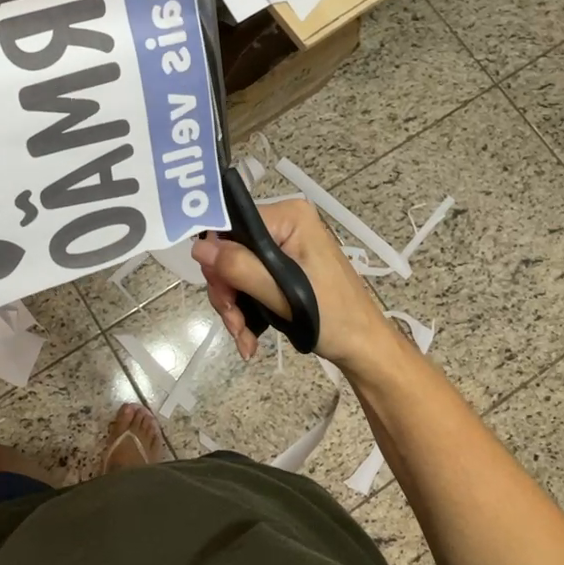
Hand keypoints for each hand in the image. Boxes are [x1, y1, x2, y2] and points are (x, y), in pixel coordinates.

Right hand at [191, 200, 399, 373]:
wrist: (364, 347)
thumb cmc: (334, 318)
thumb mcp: (283, 294)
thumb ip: (240, 267)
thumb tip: (199, 248)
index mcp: (288, 217)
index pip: (230, 226)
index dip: (217, 260)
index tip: (223, 295)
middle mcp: (283, 223)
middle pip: (230, 251)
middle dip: (228, 292)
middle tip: (235, 324)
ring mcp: (283, 246)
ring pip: (235, 270)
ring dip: (234, 307)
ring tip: (244, 336)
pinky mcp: (282, 266)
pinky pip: (248, 280)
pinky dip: (245, 309)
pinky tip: (249, 336)